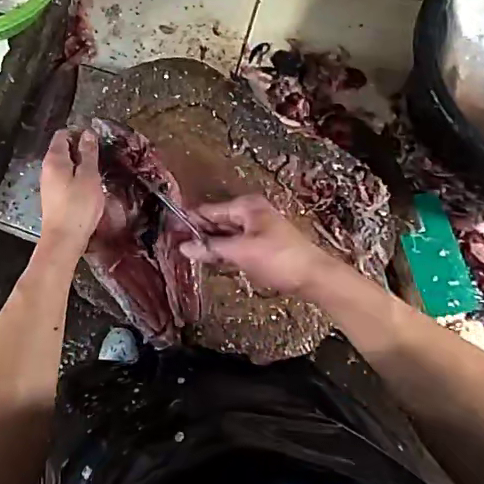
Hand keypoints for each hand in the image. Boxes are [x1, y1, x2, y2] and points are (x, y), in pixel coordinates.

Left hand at [40, 129, 104, 254]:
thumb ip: (88, 154)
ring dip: (81, 165)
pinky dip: (77, 178)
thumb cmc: (78, 206)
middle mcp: (47, 169)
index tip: (96, 139)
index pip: (62, 135)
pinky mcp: (54, 197)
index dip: (79, 133)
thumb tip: (87, 133)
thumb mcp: (89, 176)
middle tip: (101, 155)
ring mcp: (49, 184)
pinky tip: (90, 186)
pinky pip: (65, 179)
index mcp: (54, 160)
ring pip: (65, 166)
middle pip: (63, 150)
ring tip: (99, 170)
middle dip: (81, 149)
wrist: (64, 239)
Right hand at [184, 195, 335, 297]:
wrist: (314, 277)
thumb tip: (183, 247)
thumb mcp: (241, 252)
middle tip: (175, 246)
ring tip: (189, 255)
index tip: (169, 231)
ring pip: (226, 234)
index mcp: (246, 206)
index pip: (209, 210)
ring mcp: (258, 228)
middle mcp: (251, 212)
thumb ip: (211, 248)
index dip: (189, 221)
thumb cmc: (278, 258)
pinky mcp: (263, 244)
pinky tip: (212, 261)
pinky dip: (224, 251)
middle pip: (217, 221)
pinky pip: (237, 244)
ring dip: (211, 244)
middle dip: (199, 233)